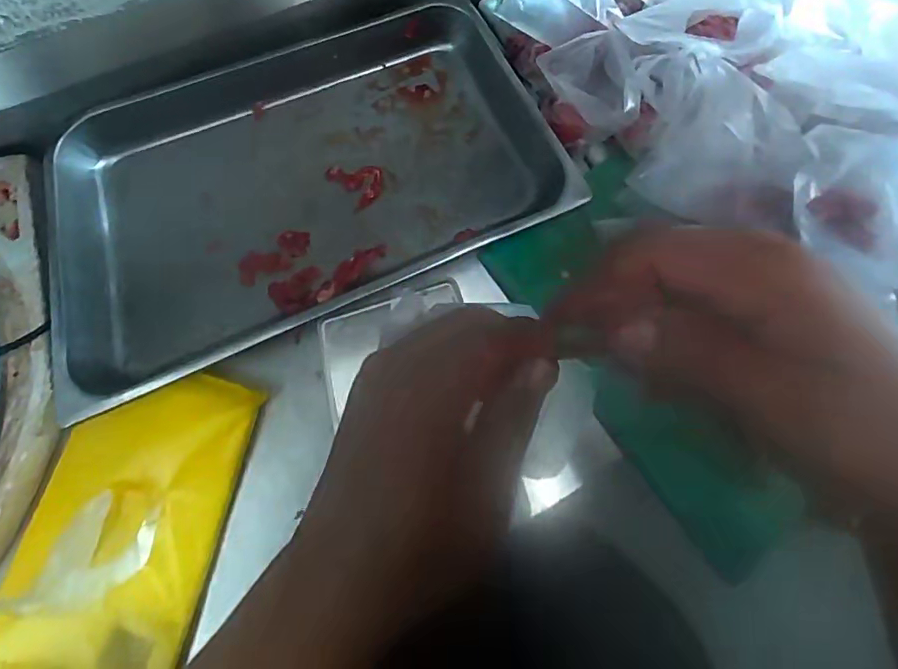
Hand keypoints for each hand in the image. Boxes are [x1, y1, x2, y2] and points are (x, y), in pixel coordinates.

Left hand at [193, 305, 555, 668]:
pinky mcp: (364, 387)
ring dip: (475, 339)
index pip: (491, 335)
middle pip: (462, 322)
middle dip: (503, 332)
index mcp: (432, 388)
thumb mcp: (486, 493)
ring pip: (436, 328)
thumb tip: (541, 362)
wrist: (337, 576)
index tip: (560, 348)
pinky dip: (445, 349)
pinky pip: (414, 344)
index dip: (529, 334)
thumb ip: (514, 418)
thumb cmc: (423, 546)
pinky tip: (460, 385)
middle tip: (536, 363)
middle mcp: (399, 364)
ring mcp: (375, 372)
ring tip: (504, 375)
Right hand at [549, 226, 897, 525]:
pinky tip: (677, 380)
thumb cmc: (866, 434)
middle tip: (581, 350)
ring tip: (630, 374)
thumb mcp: (770, 398)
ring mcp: (773, 283)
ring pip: (676, 283)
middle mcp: (762, 257)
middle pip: (659, 259)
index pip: (650, 251)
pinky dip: (676, 337)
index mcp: (760, 264)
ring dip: (643, 322)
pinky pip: (704, 308)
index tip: (559, 330)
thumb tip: (605, 322)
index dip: (597, 285)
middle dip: (613, 300)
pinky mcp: (779, 313)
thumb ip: (685, 351)